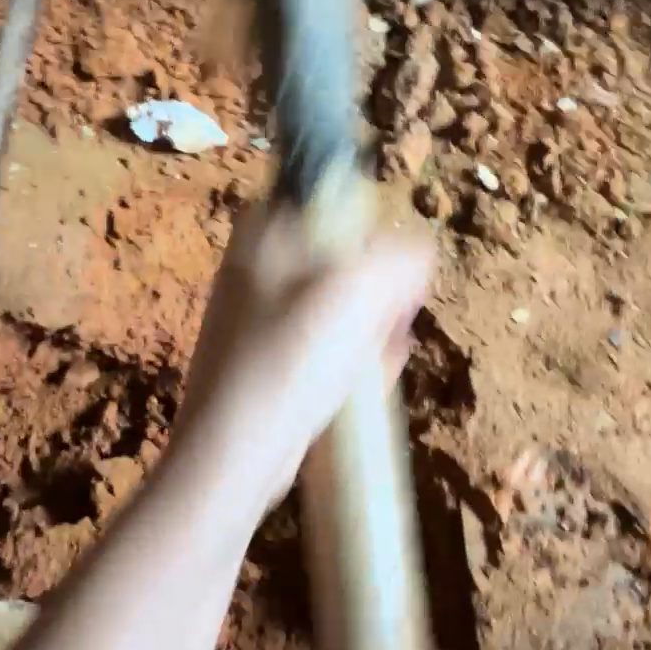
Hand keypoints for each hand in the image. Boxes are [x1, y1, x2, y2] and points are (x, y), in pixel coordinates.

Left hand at [171, 203, 433, 510]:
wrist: (235, 450)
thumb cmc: (293, 358)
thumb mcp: (362, 289)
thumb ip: (401, 256)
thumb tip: (416, 256)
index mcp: (265, 227)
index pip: (334, 199)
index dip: (373, 232)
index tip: (390, 272)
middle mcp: (256, 261)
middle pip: (343, 259)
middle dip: (376, 295)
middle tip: (385, 324)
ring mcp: (257, 312)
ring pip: (338, 307)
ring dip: (367, 334)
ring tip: (370, 365)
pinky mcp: (264, 356)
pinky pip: (322, 344)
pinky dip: (346, 361)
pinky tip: (356, 387)